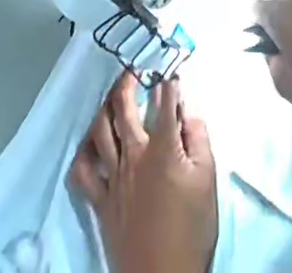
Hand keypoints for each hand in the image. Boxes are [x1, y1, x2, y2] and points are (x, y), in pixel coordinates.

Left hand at [70, 72, 217, 272]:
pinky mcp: (100, 200)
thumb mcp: (208, 179)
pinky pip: (83, 171)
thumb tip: (188, 113)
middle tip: (133, 69)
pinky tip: (89, 143)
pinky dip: (84, 151)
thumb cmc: (193, 228)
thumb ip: (199, 139)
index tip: (171, 65)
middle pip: (124, 109)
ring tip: (111, 96)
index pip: (165, 102)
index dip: (168, 80)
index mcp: (164, 148)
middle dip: (127, 83)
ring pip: (100, 132)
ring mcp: (113, 177)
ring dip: (104, 108)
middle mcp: (134, 155)